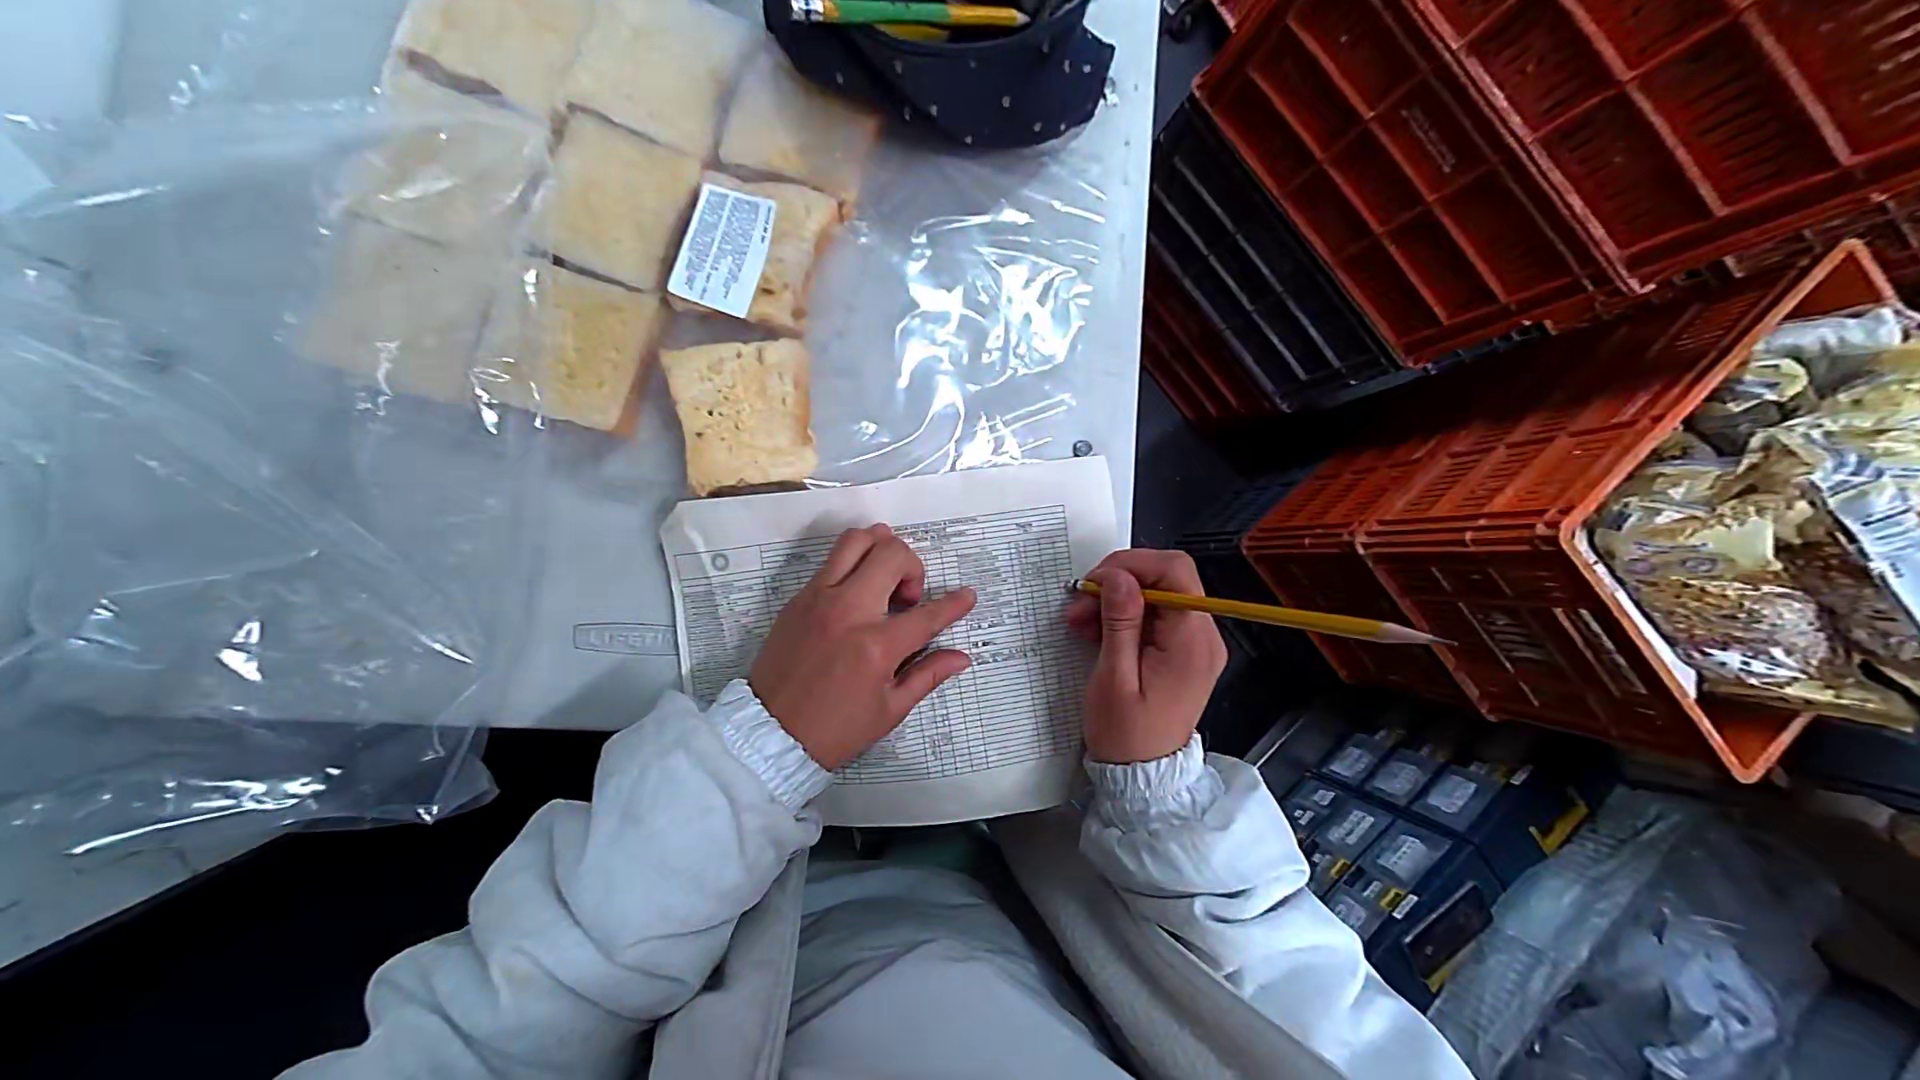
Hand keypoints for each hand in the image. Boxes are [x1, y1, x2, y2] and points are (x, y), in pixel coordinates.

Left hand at [750, 523, 976, 769]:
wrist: (769, 732)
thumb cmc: (834, 728)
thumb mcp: (889, 710)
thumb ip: (927, 675)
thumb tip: (960, 657)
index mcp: (876, 646)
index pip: (928, 613)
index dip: (954, 603)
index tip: (967, 595)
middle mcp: (848, 611)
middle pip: (892, 554)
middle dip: (913, 567)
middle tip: (909, 597)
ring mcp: (819, 598)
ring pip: (856, 540)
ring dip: (881, 549)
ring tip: (885, 577)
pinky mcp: (798, 598)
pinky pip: (831, 560)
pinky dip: (853, 563)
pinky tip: (857, 593)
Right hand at [1065, 549, 1227, 763]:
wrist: (1144, 776)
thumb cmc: (1126, 735)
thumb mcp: (1114, 677)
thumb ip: (1119, 621)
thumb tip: (1116, 576)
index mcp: (1192, 642)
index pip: (1175, 572)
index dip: (1132, 565)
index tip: (1096, 581)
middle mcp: (1203, 637)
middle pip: (1166, 579)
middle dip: (1118, 582)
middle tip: (1079, 604)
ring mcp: (1195, 643)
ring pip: (1156, 595)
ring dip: (1115, 599)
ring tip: (1080, 620)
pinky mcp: (1182, 651)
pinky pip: (1155, 616)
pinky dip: (1124, 615)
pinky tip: (1096, 630)